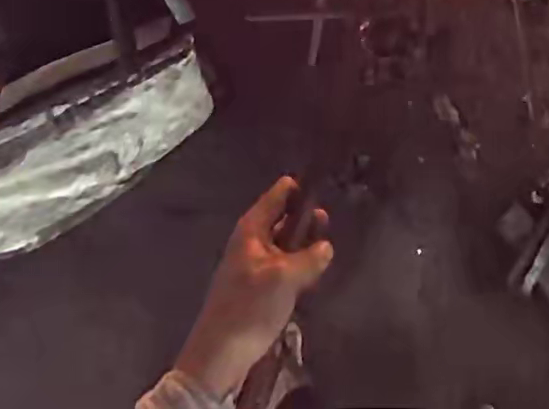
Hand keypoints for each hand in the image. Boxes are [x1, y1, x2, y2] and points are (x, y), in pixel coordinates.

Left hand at [173, 177, 333, 395]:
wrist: (217, 359)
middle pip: (287, 216)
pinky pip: (286, 264)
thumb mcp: (285, 278)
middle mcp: (254, 239)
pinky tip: (315, 273)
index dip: (304, 189)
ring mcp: (257, 263)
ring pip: (288, 242)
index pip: (282, 192)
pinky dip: (300, 265)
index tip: (328, 191)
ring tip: (326, 248)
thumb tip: (326, 247)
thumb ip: (311, 257)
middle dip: (309, 219)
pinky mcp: (260, 286)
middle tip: (330, 225)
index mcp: (253, 228)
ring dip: (306, 245)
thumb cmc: (248, 307)